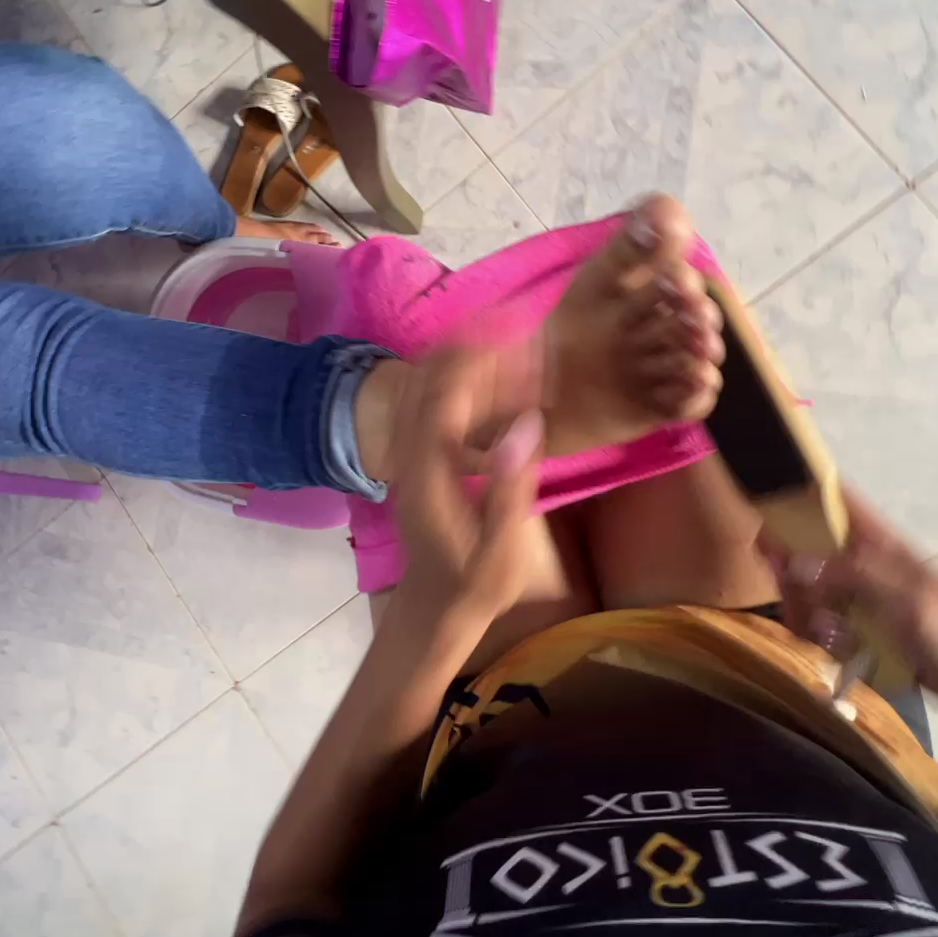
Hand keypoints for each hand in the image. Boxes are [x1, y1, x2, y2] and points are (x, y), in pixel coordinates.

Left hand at [388, 344, 546, 621]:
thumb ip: (510, 487)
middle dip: (468, 350)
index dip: (470, 359)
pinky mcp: (418, 463)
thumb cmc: (474, 586)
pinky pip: (432, 410)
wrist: (434, 608)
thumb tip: (528, 423)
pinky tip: (494, 382)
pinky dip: (460, 386)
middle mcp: (410, 457)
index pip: (440, 398)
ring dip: (464, 364)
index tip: (506, 331)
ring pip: (426, 393)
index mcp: (428, 474)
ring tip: (511, 345)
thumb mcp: (499, 549)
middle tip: (514, 328)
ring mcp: (409, 459)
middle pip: (427, 384)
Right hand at [771, 493, 937, 701]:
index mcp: (879, 542)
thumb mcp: (911, 599)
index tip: (766, 509)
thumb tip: (794, 560)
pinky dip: (816, 634)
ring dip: (804, 609)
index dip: (798, 494)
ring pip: (804, 587)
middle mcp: (861, 561)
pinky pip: (815, 620)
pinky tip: (834, 649)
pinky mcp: (853, 625)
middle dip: (790, 569)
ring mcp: (856, 594)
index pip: (836, 500)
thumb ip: (854, 575)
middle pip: (804, 547)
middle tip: (786, 588)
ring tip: (824, 633)